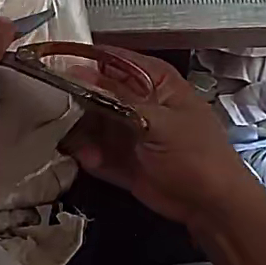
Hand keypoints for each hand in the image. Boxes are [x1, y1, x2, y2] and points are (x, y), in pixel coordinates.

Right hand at [59, 47, 264, 230]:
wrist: (211, 205)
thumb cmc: (196, 156)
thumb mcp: (156, 121)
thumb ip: (116, 97)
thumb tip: (79, 72)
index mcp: (155, 81)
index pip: (113, 59)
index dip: (84, 60)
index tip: (53, 64)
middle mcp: (139, 102)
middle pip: (96, 91)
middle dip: (76, 99)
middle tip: (54, 107)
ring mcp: (129, 132)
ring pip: (91, 123)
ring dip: (79, 132)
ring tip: (73, 139)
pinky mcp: (122, 160)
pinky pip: (94, 152)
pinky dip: (88, 156)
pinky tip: (88, 159)